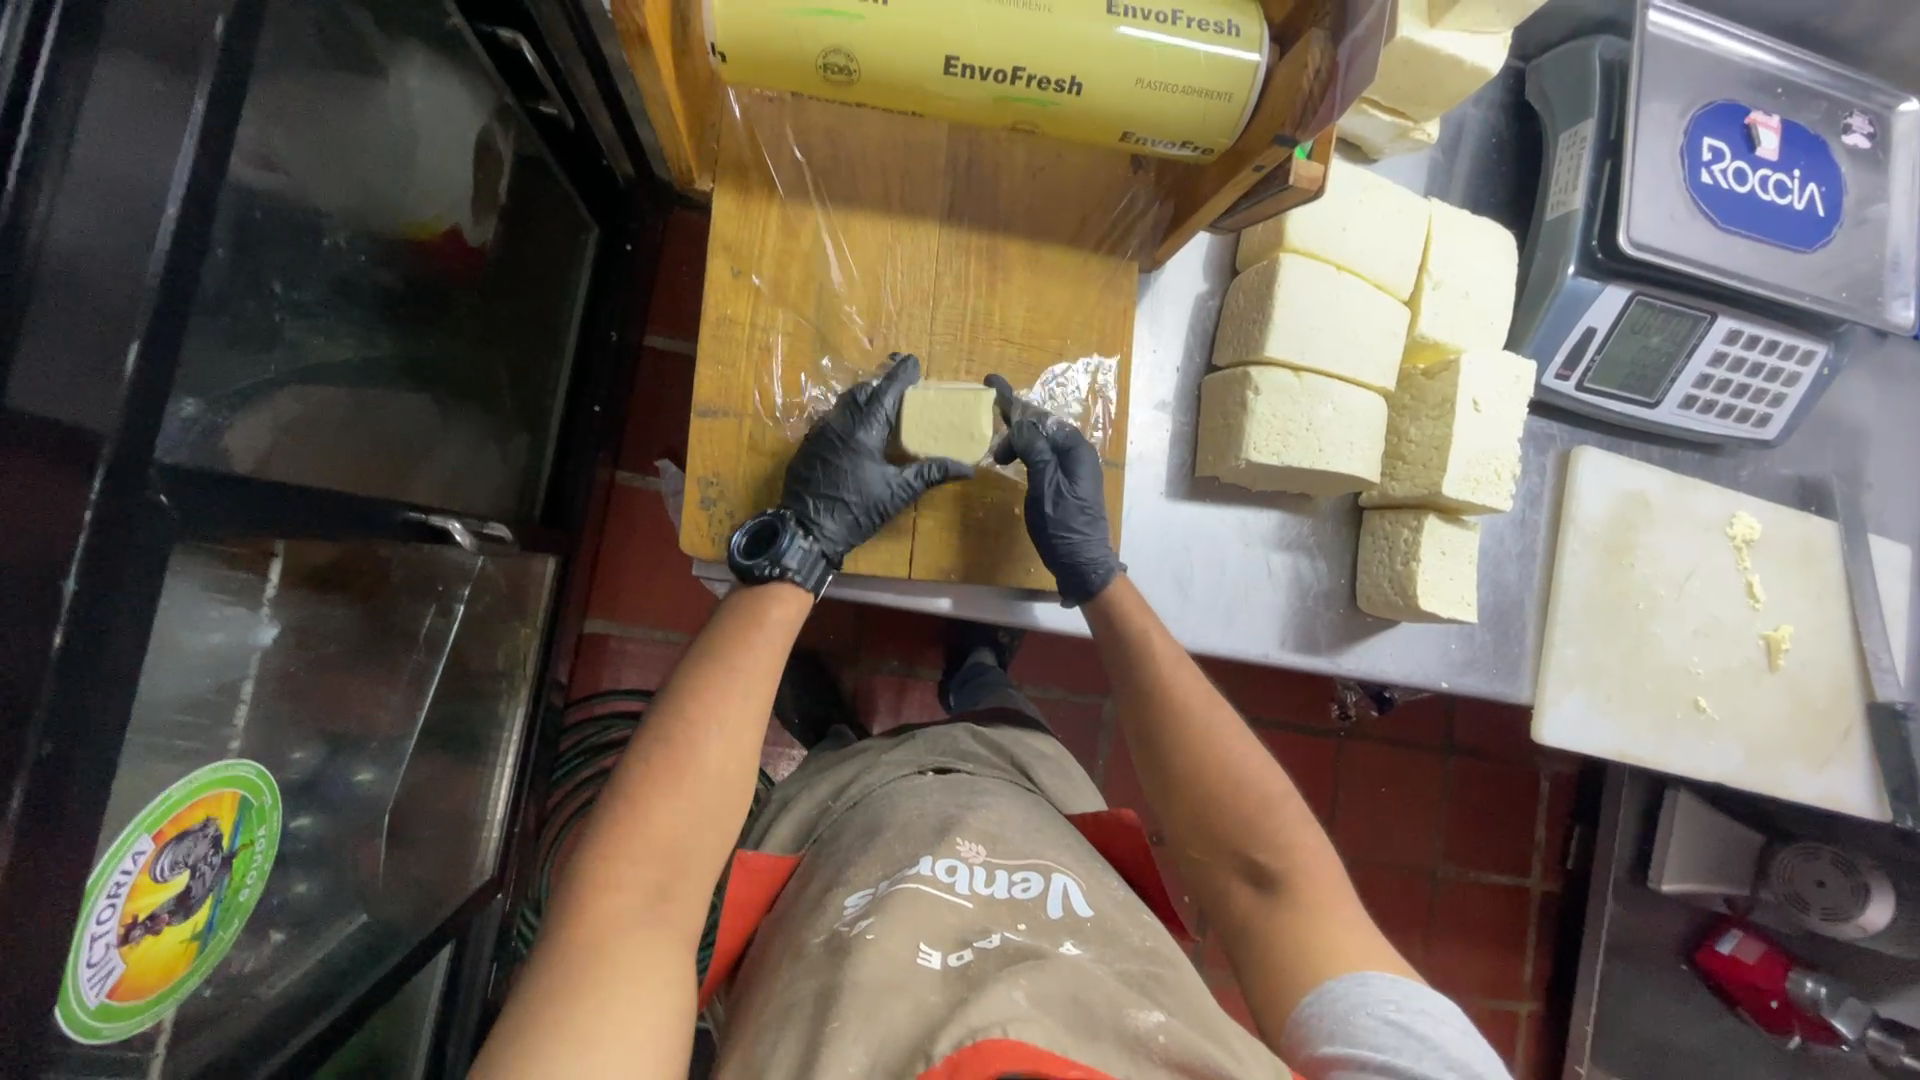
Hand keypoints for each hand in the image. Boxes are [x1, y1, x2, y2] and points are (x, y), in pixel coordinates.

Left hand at [780, 354, 973, 565]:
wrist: (806, 532)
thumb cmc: (855, 511)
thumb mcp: (897, 493)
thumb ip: (929, 474)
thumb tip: (966, 468)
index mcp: (863, 430)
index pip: (886, 391)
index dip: (901, 374)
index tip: (913, 361)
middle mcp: (838, 423)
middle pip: (861, 392)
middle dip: (881, 386)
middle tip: (900, 389)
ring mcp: (818, 434)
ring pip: (842, 405)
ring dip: (862, 401)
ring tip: (880, 408)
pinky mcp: (806, 447)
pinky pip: (829, 421)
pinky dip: (846, 419)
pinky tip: (855, 434)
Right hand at [986, 374, 1120, 605]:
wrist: (1083, 563)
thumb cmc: (1063, 527)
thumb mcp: (1044, 487)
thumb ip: (1034, 452)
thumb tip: (1021, 425)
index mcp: (1075, 450)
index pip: (1041, 418)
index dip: (1014, 403)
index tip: (991, 383)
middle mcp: (1079, 453)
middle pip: (1043, 427)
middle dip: (1016, 429)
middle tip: (996, 452)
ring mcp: (1076, 469)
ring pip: (1043, 443)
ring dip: (1020, 444)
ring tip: (1002, 459)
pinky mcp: (1069, 483)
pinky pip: (1046, 457)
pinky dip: (1028, 455)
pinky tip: (1017, 464)